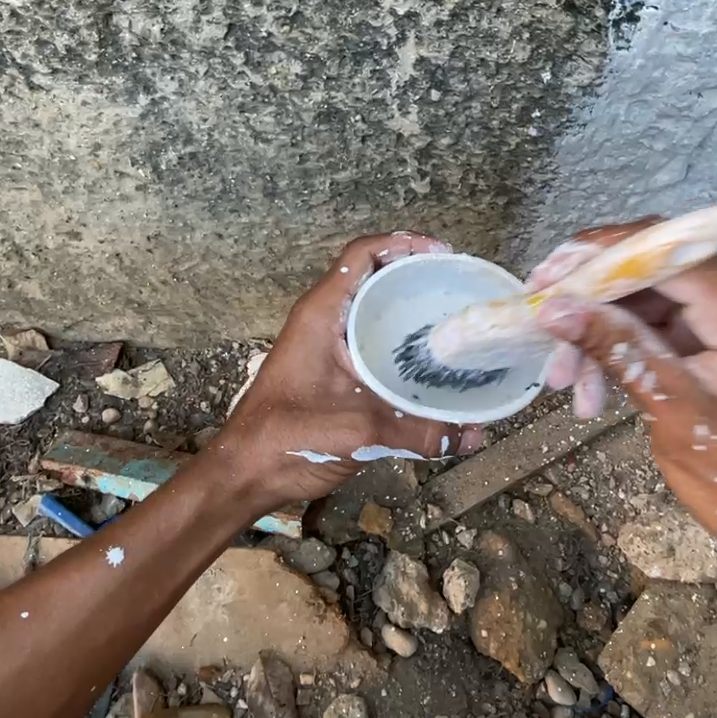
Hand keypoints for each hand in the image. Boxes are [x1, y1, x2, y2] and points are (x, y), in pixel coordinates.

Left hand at [211, 232, 484, 508]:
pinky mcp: (329, 371)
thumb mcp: (360, 430)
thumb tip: (473, 436)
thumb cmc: (287, 438)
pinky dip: (396, 344)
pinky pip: (369, 343)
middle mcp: (322, 320)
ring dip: (404, 311)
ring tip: (449, 322)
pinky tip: (425, 366)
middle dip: (413, 276)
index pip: (362, 254)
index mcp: (322, 313)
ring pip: (371, 311)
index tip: (443, 253)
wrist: (243, 474)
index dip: (403, 243)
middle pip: (372, 277)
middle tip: (455, 289)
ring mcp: (323, 345)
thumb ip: (418, 432)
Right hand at [528, 222, 716, 568]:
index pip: (662, 250)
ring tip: (566, 386)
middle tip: (541, 334)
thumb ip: (618, 349)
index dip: (595, 256)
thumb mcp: (677, 414)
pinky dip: (627, 351)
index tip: (542, 279)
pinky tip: (596, 392)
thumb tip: (554, 306)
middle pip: (650, 272)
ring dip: (602, 336)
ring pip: (647, 301)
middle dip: (591, 304)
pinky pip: (662, 325)